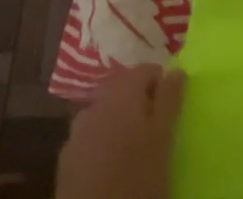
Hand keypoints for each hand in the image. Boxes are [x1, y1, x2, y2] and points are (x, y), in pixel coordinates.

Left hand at [56, 64, 185, 198]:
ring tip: (135, 147)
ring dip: (121, 122)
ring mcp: (77, 130)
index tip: (171, 107)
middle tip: (157, 128)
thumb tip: (176, 69)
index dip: (162, 83)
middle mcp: (96, 104)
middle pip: (123, 91)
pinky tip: (111, 163)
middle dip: (141, 103)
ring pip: (106, 114)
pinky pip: (91, 137)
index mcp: (121, 94)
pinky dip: (103, 142)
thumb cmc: (137, 174)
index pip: (145, 69)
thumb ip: (170, 98)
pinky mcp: (67, 156)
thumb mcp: (163, 136)